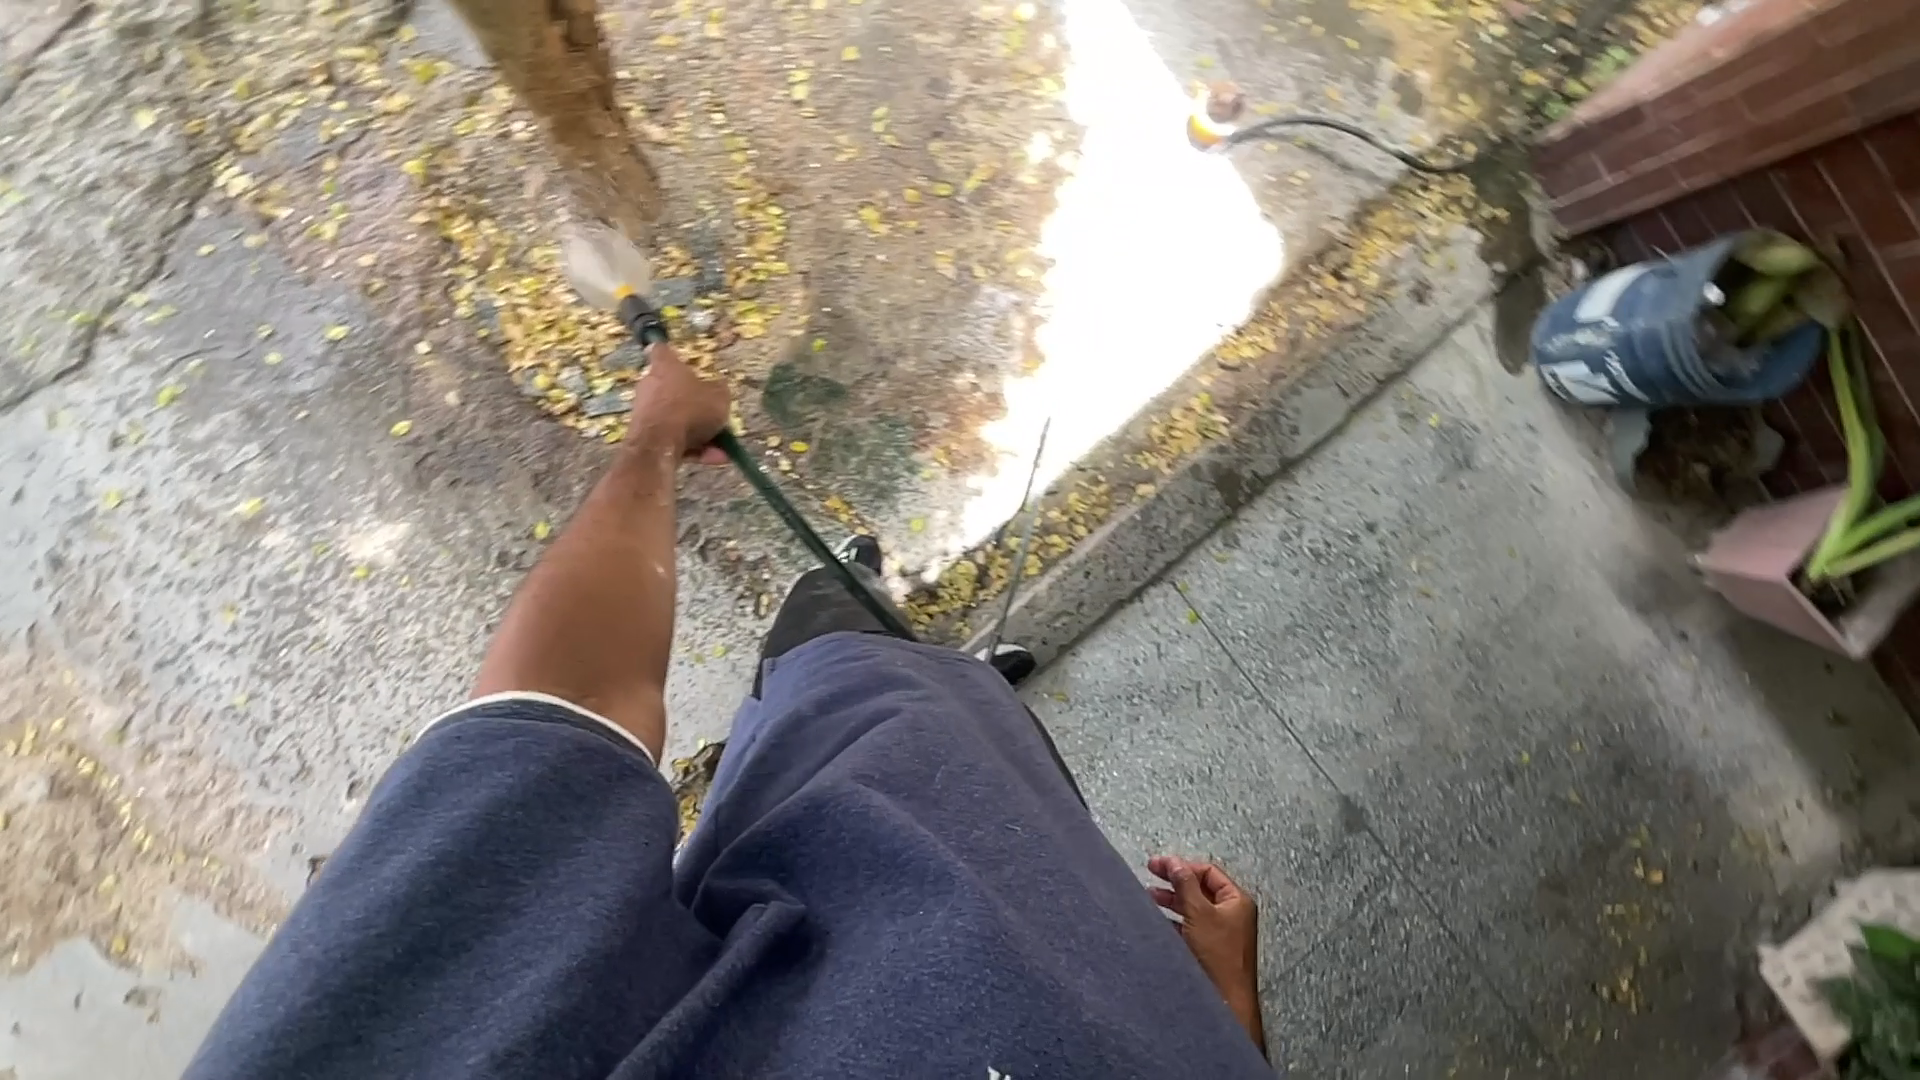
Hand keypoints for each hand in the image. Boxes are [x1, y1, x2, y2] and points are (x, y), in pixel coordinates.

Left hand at [629, 343, 729, 463]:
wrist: (659, 444)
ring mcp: (646, 411)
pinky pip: (675, 438)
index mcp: (665, 366)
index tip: (681, 360)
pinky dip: (694, 448)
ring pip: (678, 418)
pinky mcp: (645, 435)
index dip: (672, 354)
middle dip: (695, 404)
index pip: (662, 351)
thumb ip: (721, 390)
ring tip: (722, 449)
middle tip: (716, 416)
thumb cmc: (690, 410)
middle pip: (674, 390)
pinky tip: (714, 458)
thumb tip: (718, 388)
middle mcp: (650, 385)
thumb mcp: (720, 397)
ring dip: (700, 433)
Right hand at [1148, 855, 1264, 1053]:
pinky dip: (1175, 919)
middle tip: (1152, 873)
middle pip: (1199, 887)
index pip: (1207, 871)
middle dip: (1175, 881)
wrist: (1225, 1001)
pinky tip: (1159, 920)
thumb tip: (1174, 861)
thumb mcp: (1198, 912)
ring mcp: (1221, 931)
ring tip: (1150, 896)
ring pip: (1193, 906)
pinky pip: (1191, 925)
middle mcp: (1231, 913)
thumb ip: (1185, 883)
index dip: (1183, 866)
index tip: (1159, 866)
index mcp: (1236, 900)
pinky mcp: (1211, 947)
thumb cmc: (1217, 955)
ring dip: (1172, 899)